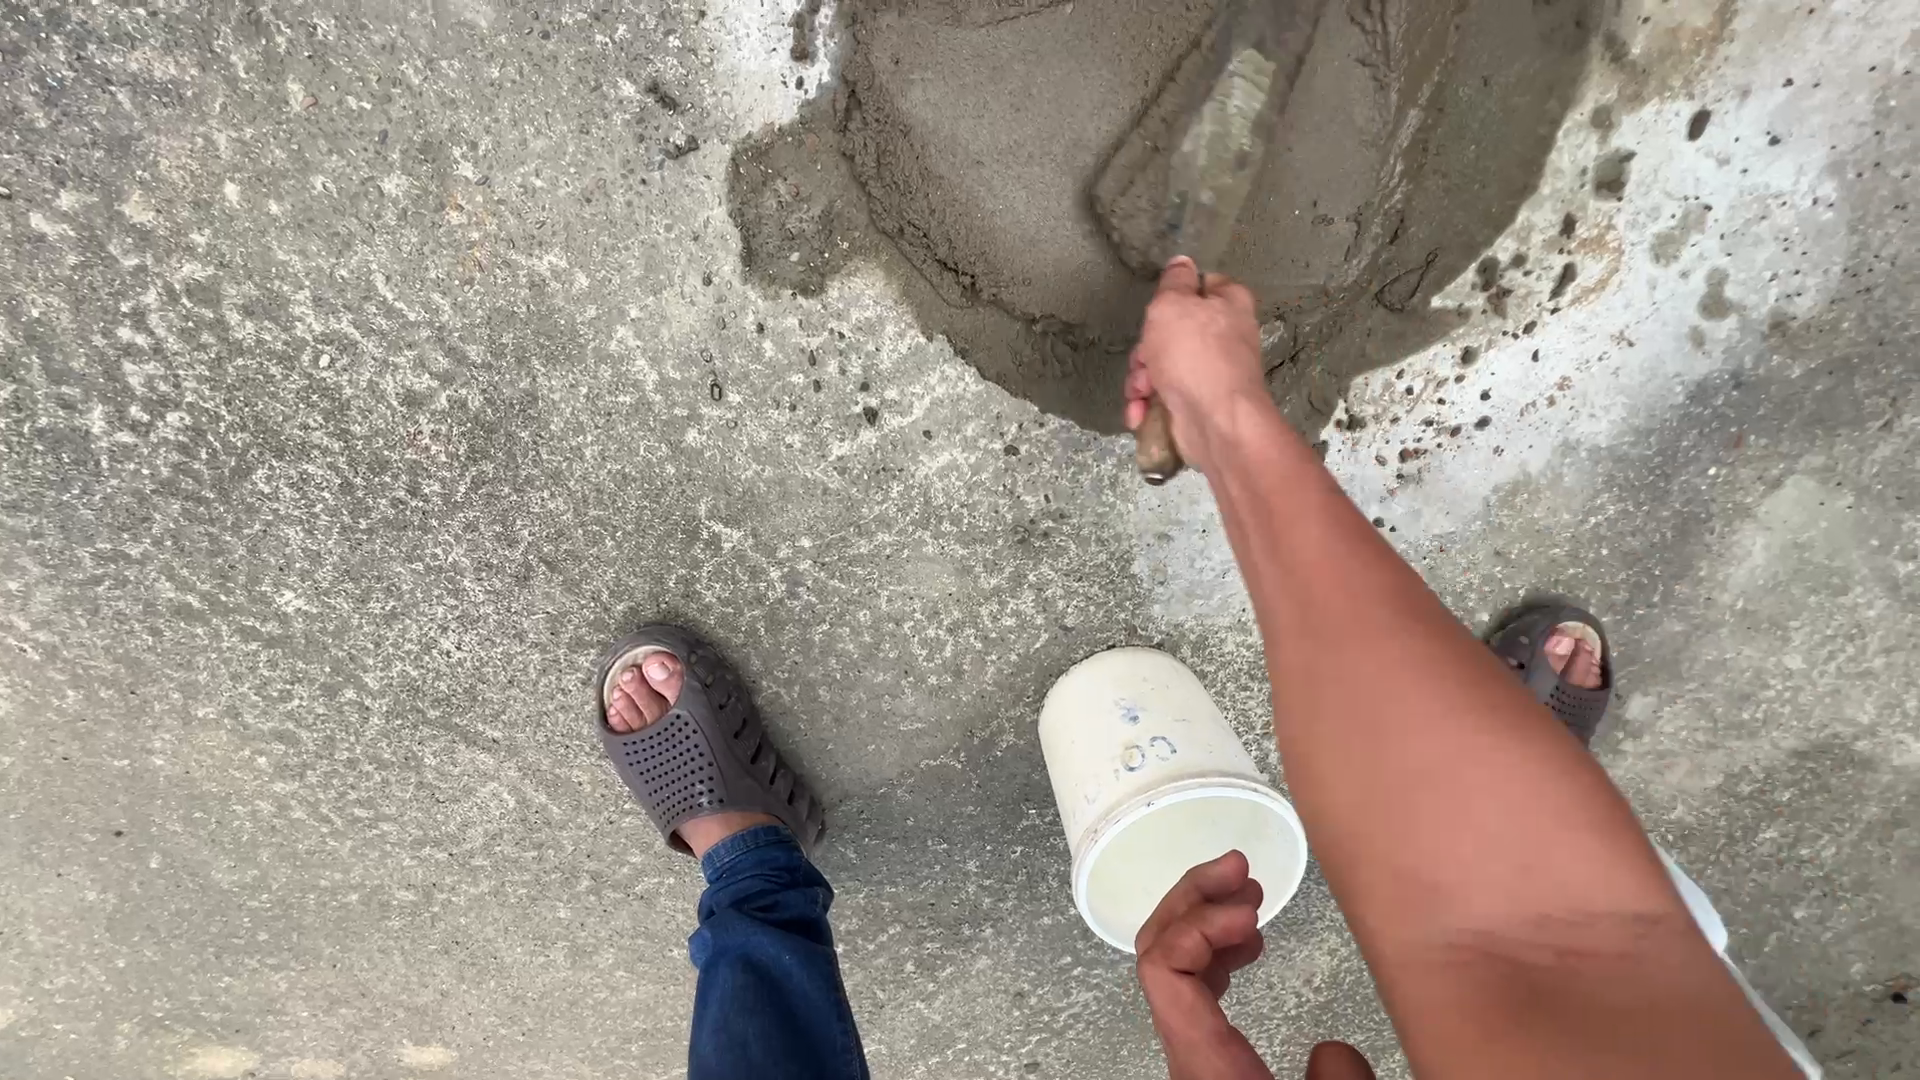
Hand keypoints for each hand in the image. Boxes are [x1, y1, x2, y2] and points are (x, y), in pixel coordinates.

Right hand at [1123, 256, 1271, 473]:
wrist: (1214, 421)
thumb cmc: (1194, 355)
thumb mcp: (1173, 305)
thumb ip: (1173, 282)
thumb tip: (1181, 262)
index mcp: (1228, 302)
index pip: (1198, 285)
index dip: (1171, 298)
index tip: (1156, 312)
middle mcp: (1223, 336)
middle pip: (1169, 332)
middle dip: (1145, 351)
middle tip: (1145, 359)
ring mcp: (1209, 373)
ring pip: (1160, 368)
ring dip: (1141, 381)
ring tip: (1142, 392)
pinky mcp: (1196, 403)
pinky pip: (1162, 397)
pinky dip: (1147, 406)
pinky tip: (1141, 413)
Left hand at [1137, 852, 1378, 1079]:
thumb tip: (1336, 1047)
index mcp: (1200, 1057)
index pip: (1161, 966)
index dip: (1197, 924)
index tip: (1249, 912)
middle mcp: (1183, 1044)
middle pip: (1160, 946)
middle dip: (1196, 896)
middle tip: (1240, 866)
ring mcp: (1190, 1044)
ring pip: (1173, 959)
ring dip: (1208, 915)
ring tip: (1250, 891)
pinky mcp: (1205, 1053)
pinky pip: (1193, 982)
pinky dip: (1215, 948)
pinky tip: (1249, 939)